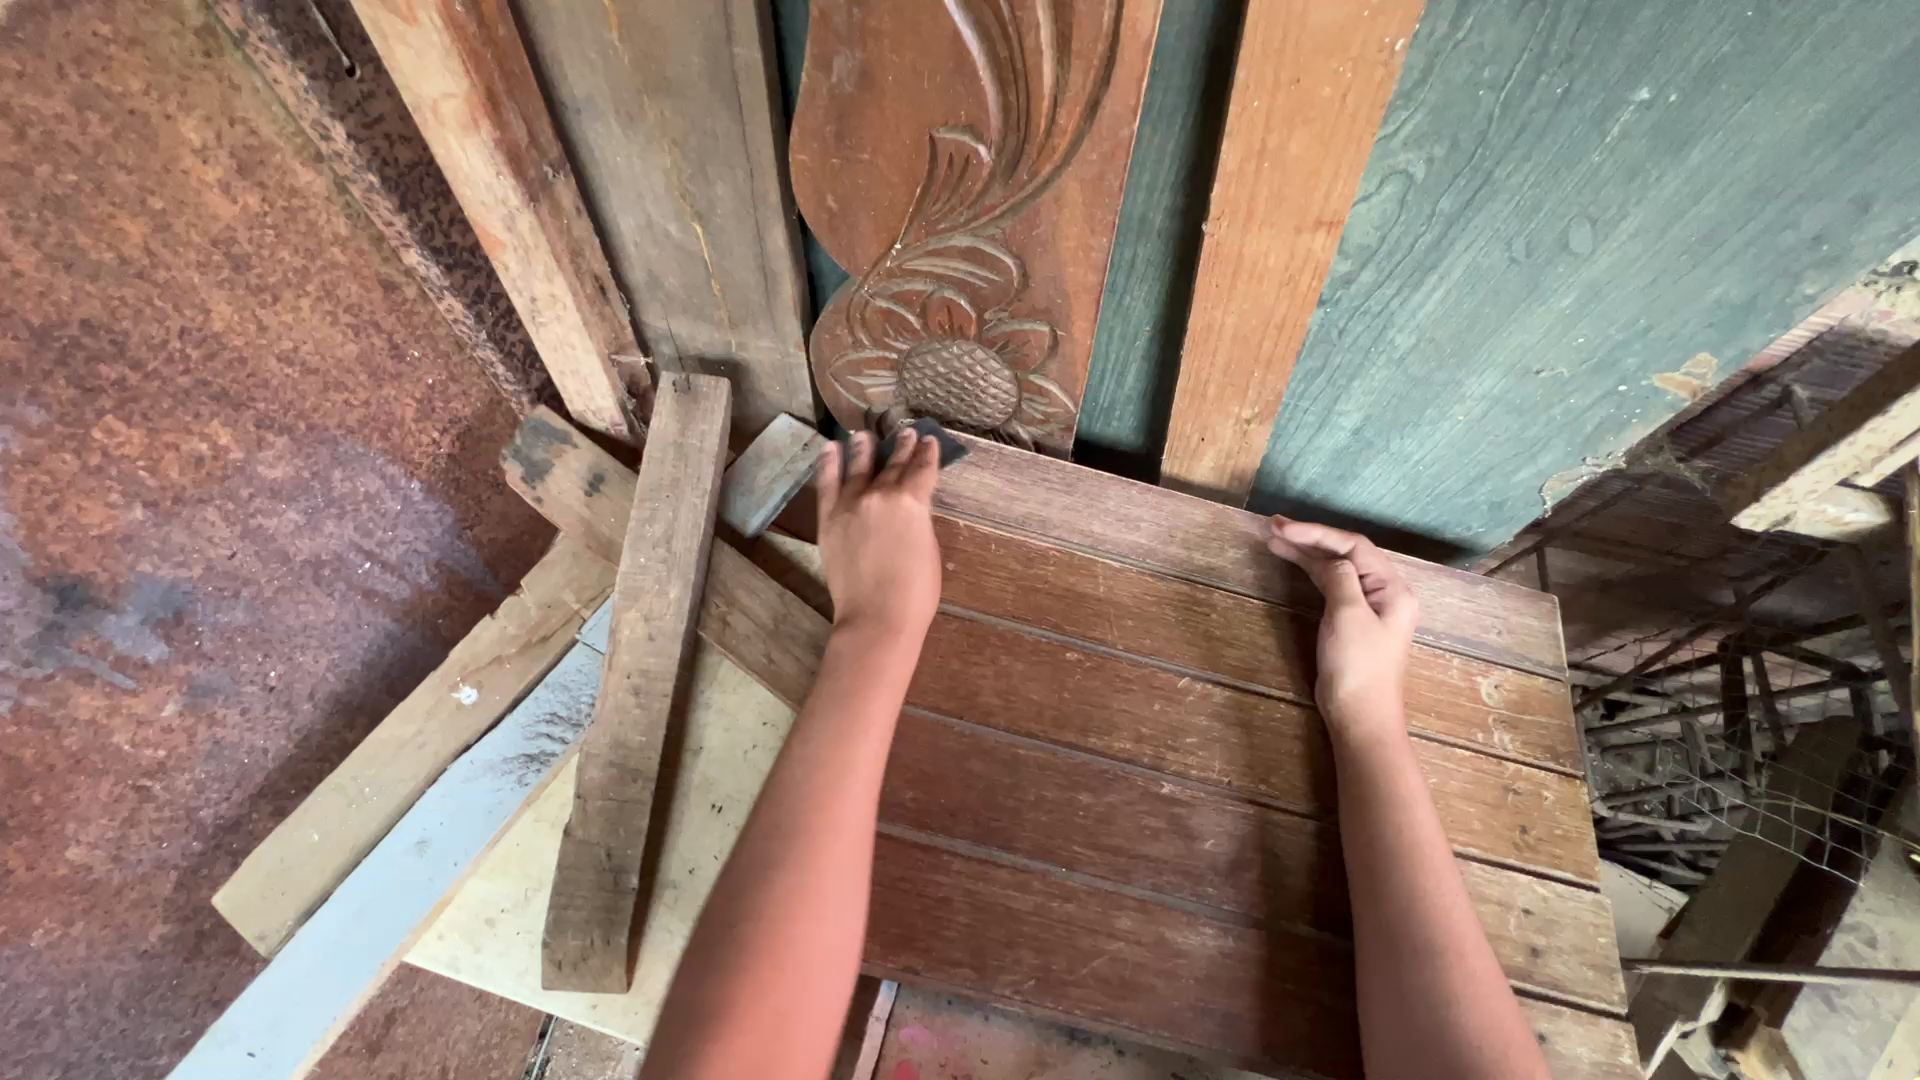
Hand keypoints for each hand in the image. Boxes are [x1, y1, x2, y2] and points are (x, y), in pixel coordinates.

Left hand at [814, 430, 942, 640]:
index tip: (928, 440)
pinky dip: (829, 465)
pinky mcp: (829, 519)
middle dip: (900, 448)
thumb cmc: (916, 592)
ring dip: (863, 449)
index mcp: (912, 502)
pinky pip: (827, 485)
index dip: (927, 453)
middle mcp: (881, 494)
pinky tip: (830, 449)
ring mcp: (851, 505)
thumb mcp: (929, 548)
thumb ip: (918, 521)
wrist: (877, 617)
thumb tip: (910, 509)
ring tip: (863, 434)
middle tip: (904, 433)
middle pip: (892, 466)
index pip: (922, 469)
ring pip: (858, 468)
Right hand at [1266, 516, 1417, 745]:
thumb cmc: (1358, 667)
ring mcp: (1365, 606)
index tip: (1283, 528)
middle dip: (1310, 537)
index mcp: (1392, 588)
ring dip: (1306, 552)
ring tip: (1273, 538)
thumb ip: (1341, 580)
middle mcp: (1383, 591)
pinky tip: (1292, 561)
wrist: (1360, 715)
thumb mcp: (1349, 617)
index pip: (1354, 547)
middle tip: (1273, 526)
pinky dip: (1309, 571)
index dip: (1318, 533)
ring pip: (1334, 568)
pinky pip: (1329, 584)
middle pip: (1345, 553)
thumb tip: (1331, 560)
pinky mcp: (1348, 619)